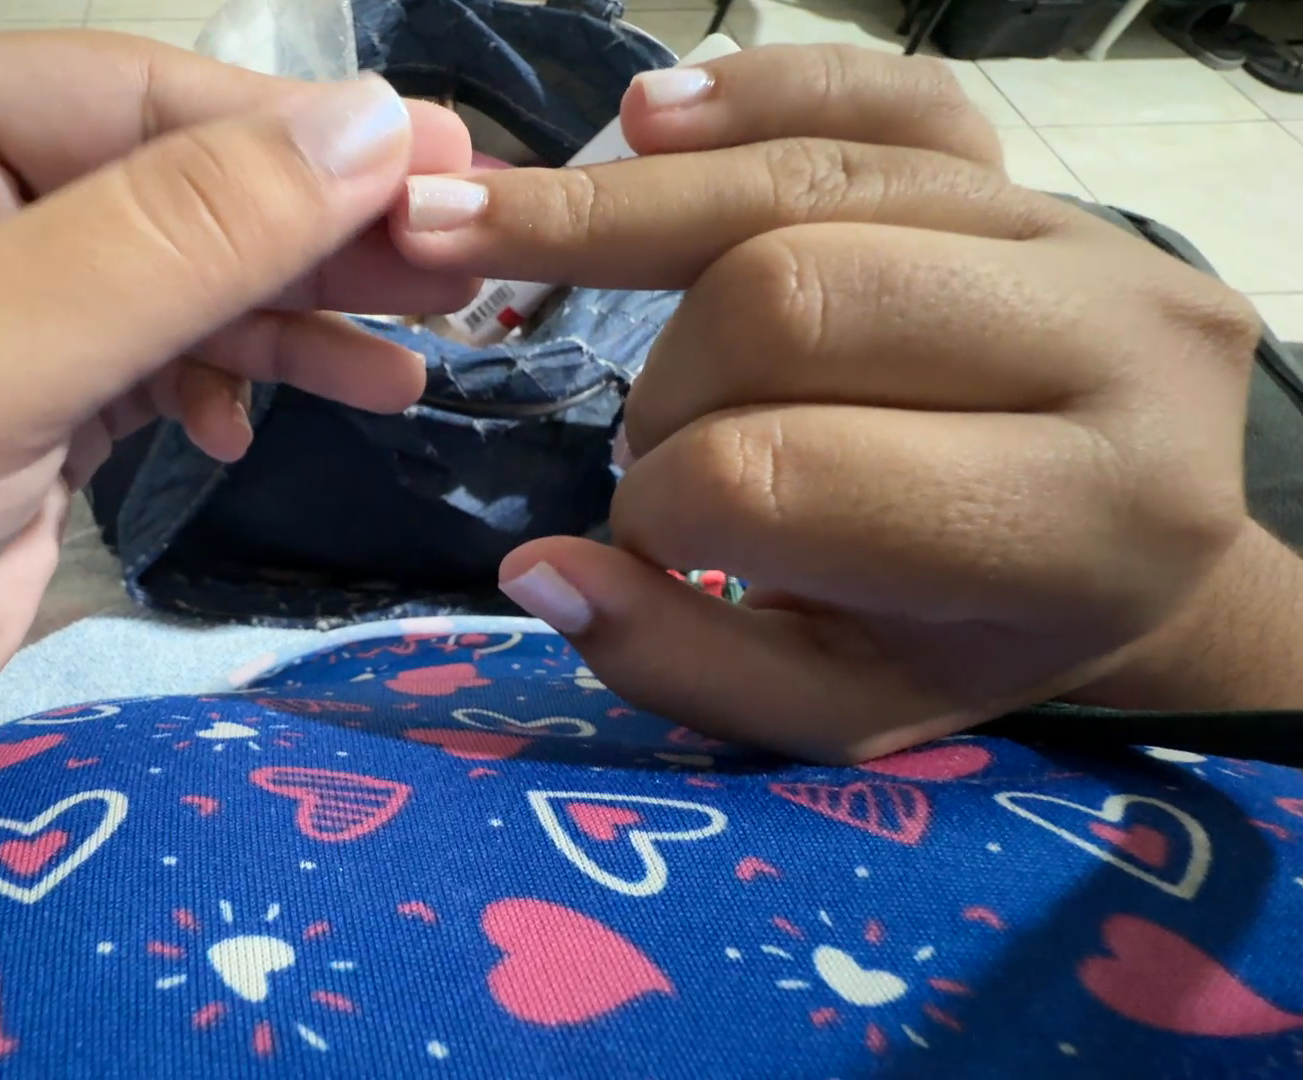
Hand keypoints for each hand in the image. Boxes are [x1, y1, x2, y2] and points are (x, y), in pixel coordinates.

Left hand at [0, 31, 471, 1075]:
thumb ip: (176, 239)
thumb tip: (364, 131)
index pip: (138, 98)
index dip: (298, 133)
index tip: (438, 160)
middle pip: (181, 191)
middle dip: (321, 227)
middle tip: (459, 249)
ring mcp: (9, 317)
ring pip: (192, 288)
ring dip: (304, 316)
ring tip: (421, 342)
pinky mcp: (48, 415)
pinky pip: (175, 370)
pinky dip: (243, 386)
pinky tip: (285, 417)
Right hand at [395, 44, 1284, 761]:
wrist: (1117, 560)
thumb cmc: (951, 647)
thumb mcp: (812, 705)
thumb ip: (670, 656)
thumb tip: (531, 570)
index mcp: (1057, 522)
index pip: (767, 471)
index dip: (656, 512)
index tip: (650, 547)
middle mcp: (1106, 341)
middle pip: (774, 297)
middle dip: (660, 389)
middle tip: (653, 445)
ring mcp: (1071, 223)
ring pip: (790, 185)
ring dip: (623, 238)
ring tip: (508, 241)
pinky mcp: (1026, 168)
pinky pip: (873, 91)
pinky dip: (740, 98)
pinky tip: (642, 121)